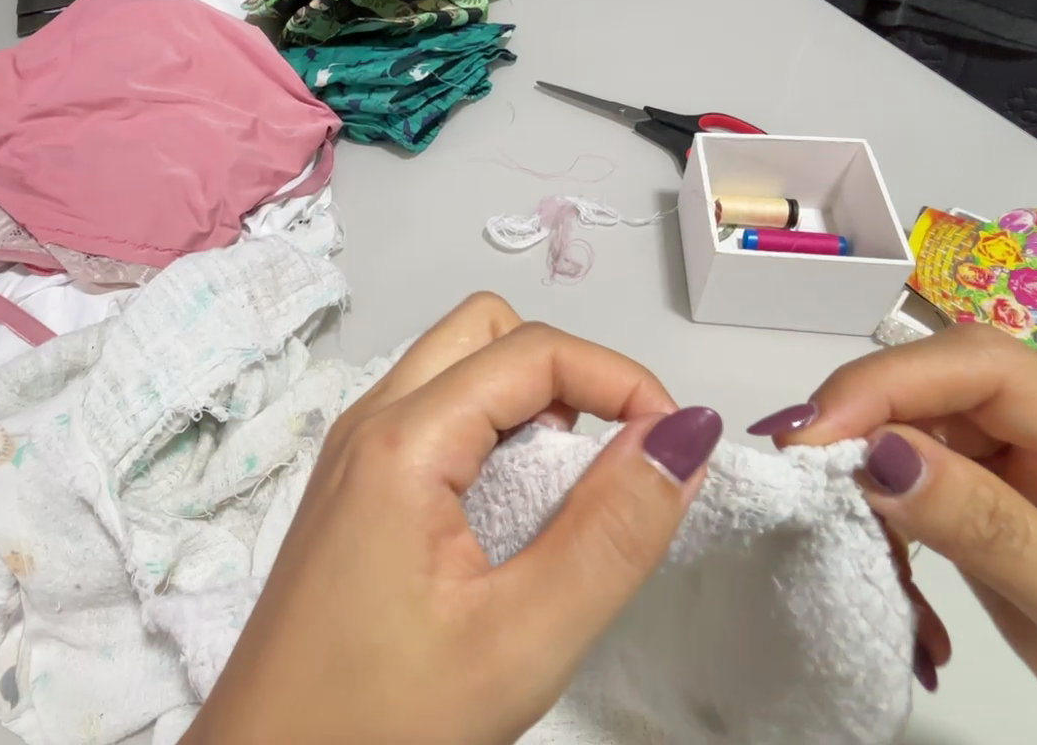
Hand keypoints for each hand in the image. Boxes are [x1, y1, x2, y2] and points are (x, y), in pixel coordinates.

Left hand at [181, 293, 723, 744]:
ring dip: (528, 398)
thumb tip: (681, 438)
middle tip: (611, 453)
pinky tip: (509, 505)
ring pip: (458, 363)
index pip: (532, 350)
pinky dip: (493, 427)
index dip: (620, 379)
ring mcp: (356, 446)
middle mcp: (371, 419)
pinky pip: (436, 410)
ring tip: (563, 484)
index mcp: (402, 439)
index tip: (674, 444)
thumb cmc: (381, 719)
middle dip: (567, 372)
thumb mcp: (520, 639)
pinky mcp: (355, 480)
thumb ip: (611, 533)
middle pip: (484, 331)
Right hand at [758, 325, 1036, 744]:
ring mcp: (1032, 477)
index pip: (988, 369)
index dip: (888, 382)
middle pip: (942, 386)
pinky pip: (916, 486)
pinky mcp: (998, 514)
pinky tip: (890, 572)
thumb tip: (877, 454)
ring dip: (865, 476)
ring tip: (843, 535)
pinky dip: (882, 522)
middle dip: (861, 417)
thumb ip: (999, 536)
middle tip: (798, 473)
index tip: (810, 437)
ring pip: (916, 432)